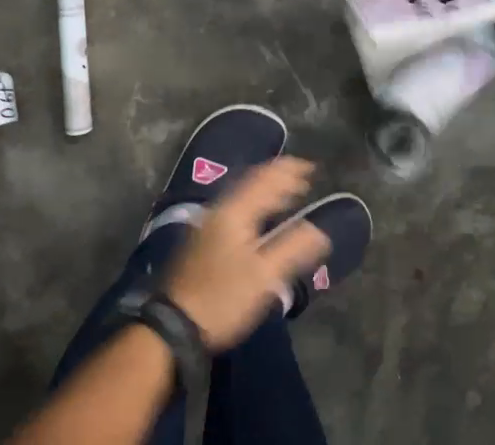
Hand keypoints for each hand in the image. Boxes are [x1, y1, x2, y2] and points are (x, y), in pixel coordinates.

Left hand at [160, 158, 328, 350]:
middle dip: (278, 178)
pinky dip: (253, 204)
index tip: (311, 168)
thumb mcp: (263, 276)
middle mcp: (218, 211)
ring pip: (241, 196)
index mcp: (234, 213)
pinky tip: (259, 217)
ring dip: (265, 191)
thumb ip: (293, 249)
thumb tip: (321, 231)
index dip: (288, 172)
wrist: (173, 326)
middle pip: (251, 183)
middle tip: (302, 177)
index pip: (265, 180)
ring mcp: (206, 225)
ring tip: (286, 194)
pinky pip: (233, 208)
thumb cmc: (222, 298)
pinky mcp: (202, 240)